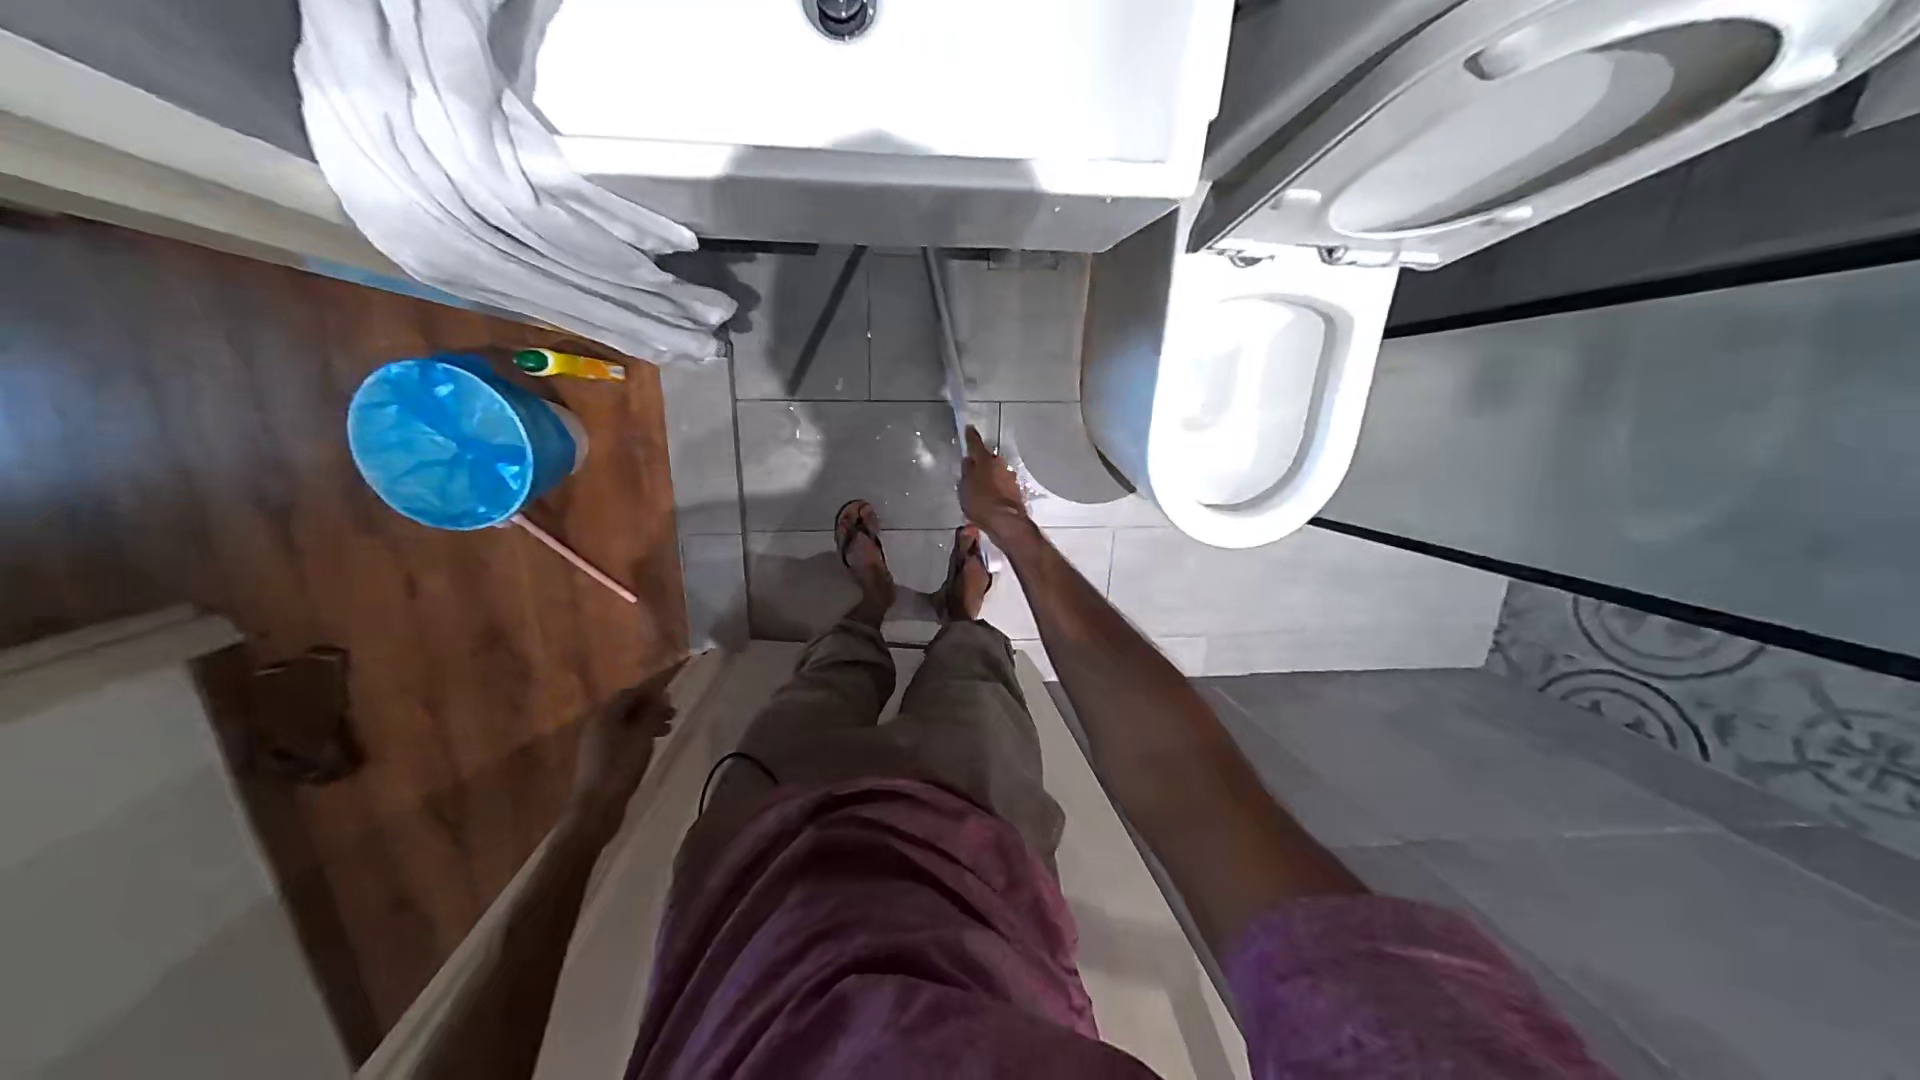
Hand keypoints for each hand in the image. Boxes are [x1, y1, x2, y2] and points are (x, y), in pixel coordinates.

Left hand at [563, 661, 680, 841]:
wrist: (596, 808)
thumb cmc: (620, 768)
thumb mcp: (642, 737)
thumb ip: (652, 713)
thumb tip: (661, 696)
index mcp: (605, 714)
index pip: (632, 692)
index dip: (654, 689)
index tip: (674, 692)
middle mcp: (597, 723)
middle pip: (627, 705)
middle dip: (651, 706)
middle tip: (674, 713)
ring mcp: (596, 740)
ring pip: (625, 721)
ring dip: (647, 720)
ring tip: (668, 728)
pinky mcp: (599, 756)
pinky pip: (622, 734)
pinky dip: (639, 733)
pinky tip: (652, 743)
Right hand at [961, 426, 1027, 538]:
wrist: (1006, 522)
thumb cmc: (980, 503)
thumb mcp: (964, 487)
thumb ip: (966, 472)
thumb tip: (969, 461)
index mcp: (985, 460)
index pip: (976, 444)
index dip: (971, 436)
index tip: (969, 429)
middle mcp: (1000, 464)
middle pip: (988, 459)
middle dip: (981, 463)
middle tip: (971, 473)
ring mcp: (1010, 477)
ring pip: (997, 473)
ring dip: (990, 478)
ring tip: (981, 491)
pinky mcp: (1016, 491)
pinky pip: (1003, 486)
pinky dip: (997, 489)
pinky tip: (991, 500)